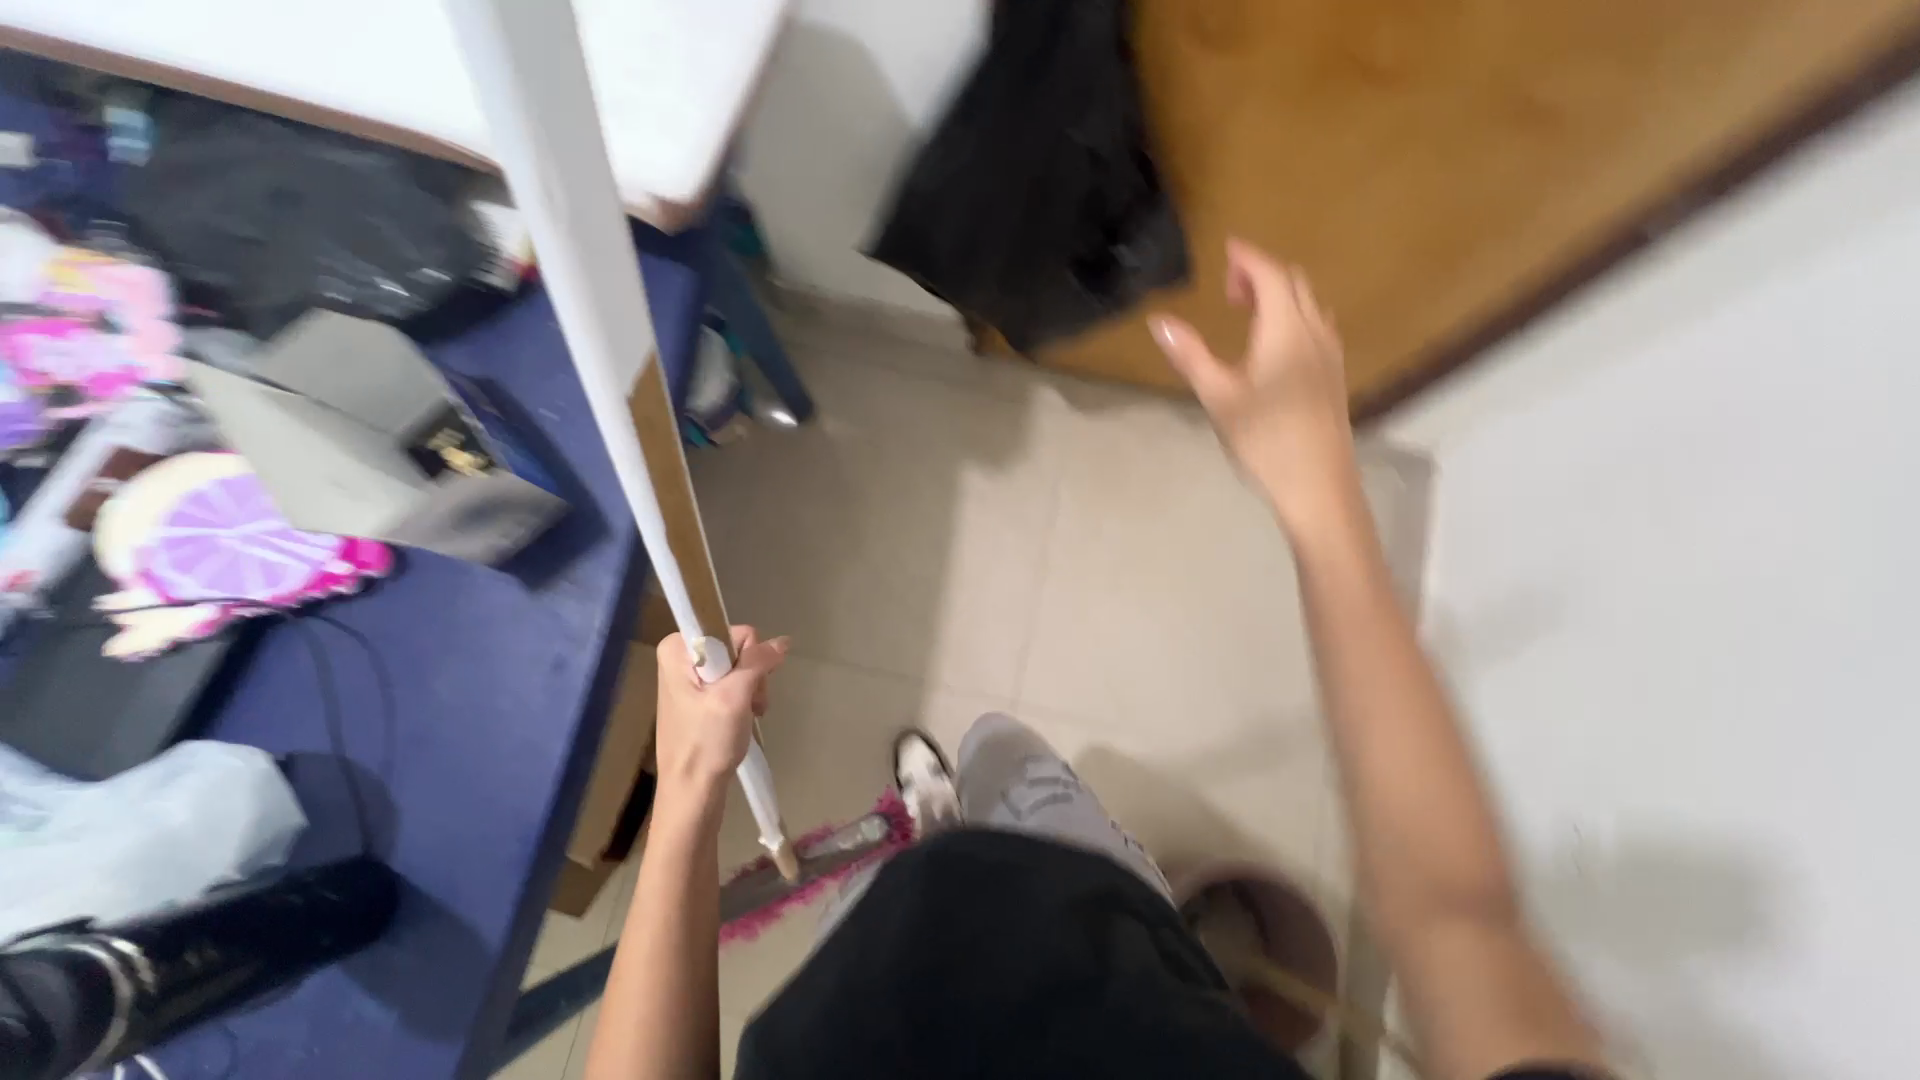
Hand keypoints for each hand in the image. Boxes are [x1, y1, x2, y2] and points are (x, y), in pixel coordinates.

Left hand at [653, 626, 788, 799]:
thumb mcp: (734, 697)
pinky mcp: (700, 695)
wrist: (692, 790)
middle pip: (737, 647)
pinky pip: (734, 681)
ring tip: (746, 715)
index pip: (732, 630)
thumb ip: (758, 662)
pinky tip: (743, 717)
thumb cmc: (707, 743)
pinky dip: (745, 698)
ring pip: (741, 665)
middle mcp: (681, 656)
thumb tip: (783, 642)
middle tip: (748, 704)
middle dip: (752, 675)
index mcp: (678, 649)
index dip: (747, 656)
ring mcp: (690, 677)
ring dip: (752, 689)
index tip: (743, 685)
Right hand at [1150, 239, 1363, 540]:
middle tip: (1229, 288)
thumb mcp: (1218, 397)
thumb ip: (1190, 355)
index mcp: (1285, 330)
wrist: (1318, 484)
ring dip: (1280, 295)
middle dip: (1262, 274)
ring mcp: (1329, 354)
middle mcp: (1313, 332)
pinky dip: (1293, 317)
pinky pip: (1316, 326)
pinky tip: (1275, 346)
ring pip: (1308, 304)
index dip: (1248, 257)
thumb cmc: (1264, 439)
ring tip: (1249, 313)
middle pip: (1293, 284)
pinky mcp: (1333, 375)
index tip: (1227, 248)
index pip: (1270, 275)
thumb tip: (1160, 321)